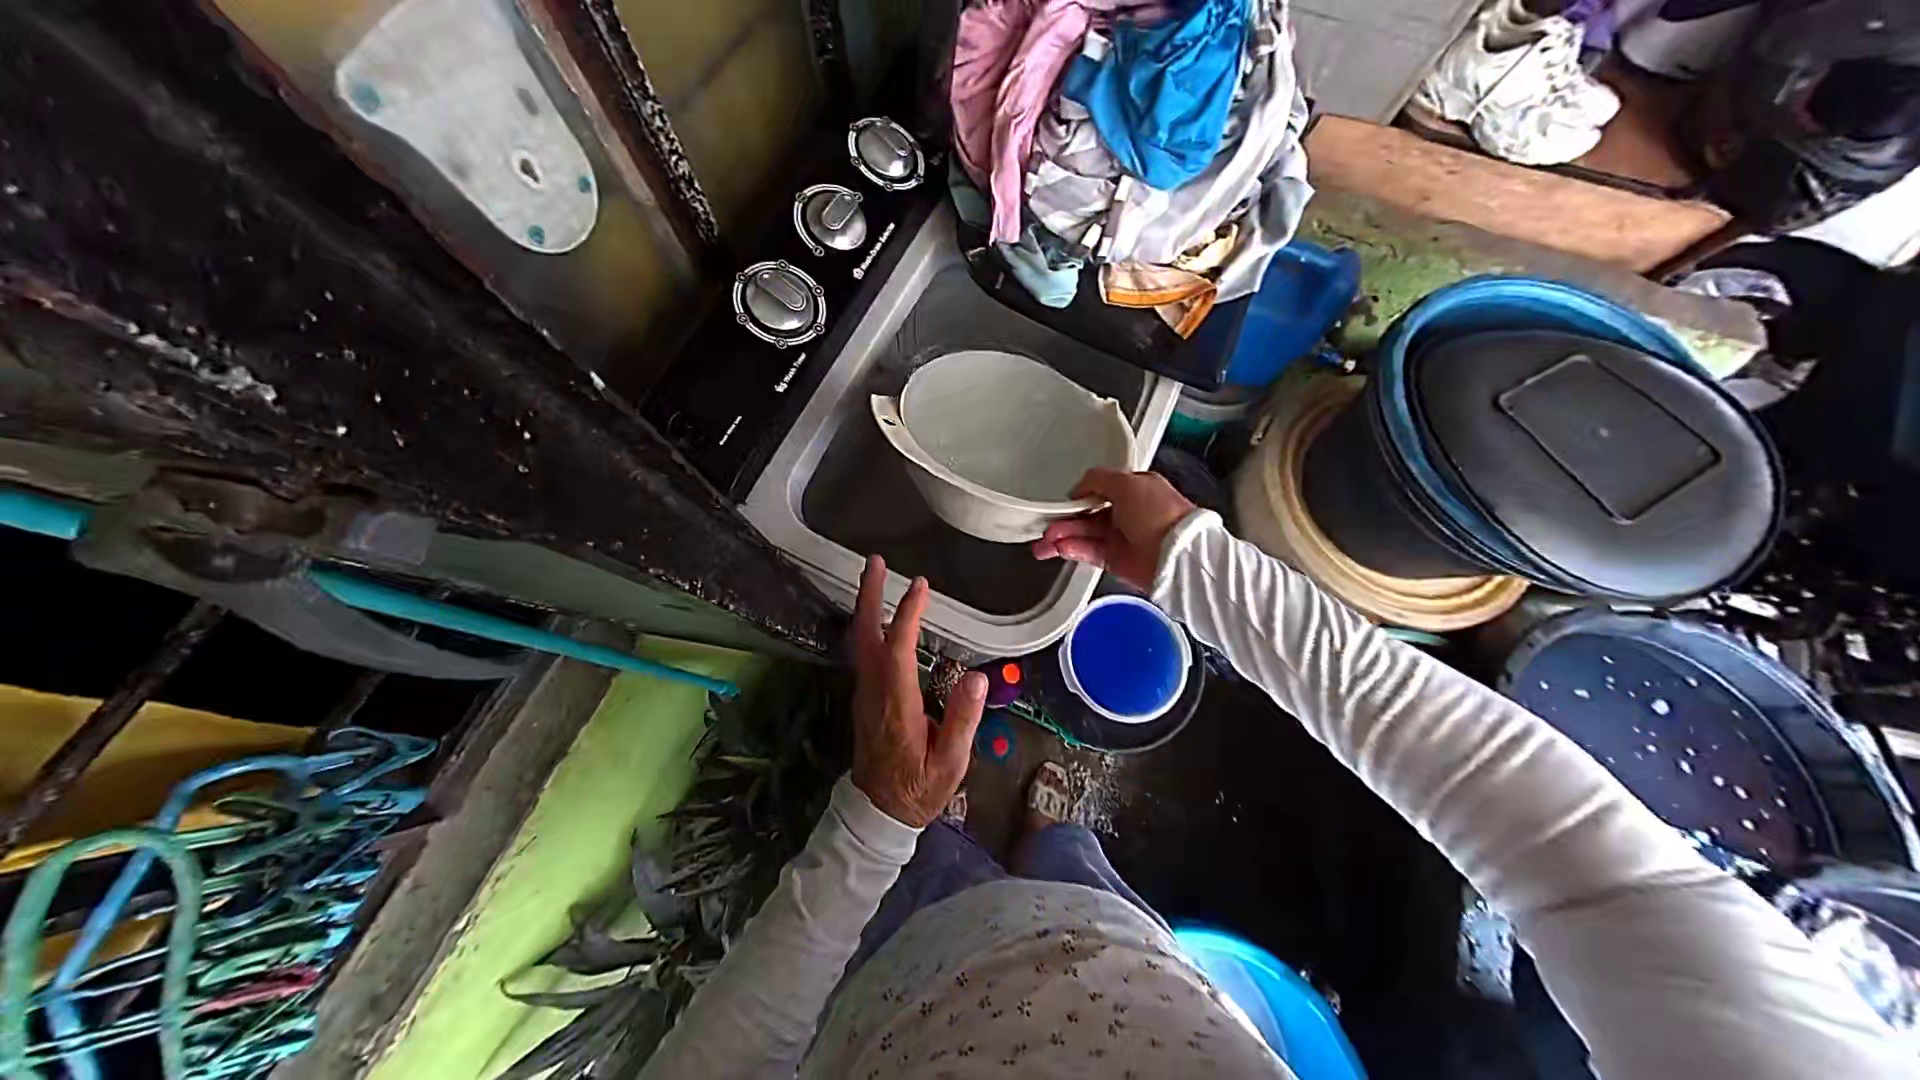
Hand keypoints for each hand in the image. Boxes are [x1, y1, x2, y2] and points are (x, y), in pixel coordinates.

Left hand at [851, 556, 987, 827]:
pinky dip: (870, 624)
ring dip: (866, 605)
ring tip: (876, 577)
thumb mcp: (950, 763)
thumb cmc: (918, 788)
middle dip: (870, 596)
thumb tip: (975, 677)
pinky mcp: (865, 697)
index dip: (907, 615)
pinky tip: (879, 616)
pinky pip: (864, 651)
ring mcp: (865, 693)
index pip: (898, 649)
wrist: (879, 811)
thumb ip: (962, 720)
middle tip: (875, 562)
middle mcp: (874, 692)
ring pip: (860, 641)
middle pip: (865, 635)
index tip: (921, 587)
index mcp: (896, 704)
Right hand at [1031, 468, 1196, 589]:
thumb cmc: (1159, 514)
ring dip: (1062, 536)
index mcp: (1135, 490)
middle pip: (1087, 515)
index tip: (1059, 502)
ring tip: (1044, 543)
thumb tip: (1078, 486)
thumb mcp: (1127, 483)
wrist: (1177, 555)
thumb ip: (1098, 480)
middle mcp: (1128, 513)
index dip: (1077, 496)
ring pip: (1084, 535)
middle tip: (1043, 526)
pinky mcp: (1117, 560)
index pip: (1098, 491)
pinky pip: (1089, 552)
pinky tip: (1060, 548)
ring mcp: (1122, 538)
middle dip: (1064, 520)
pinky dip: (1073, 549)